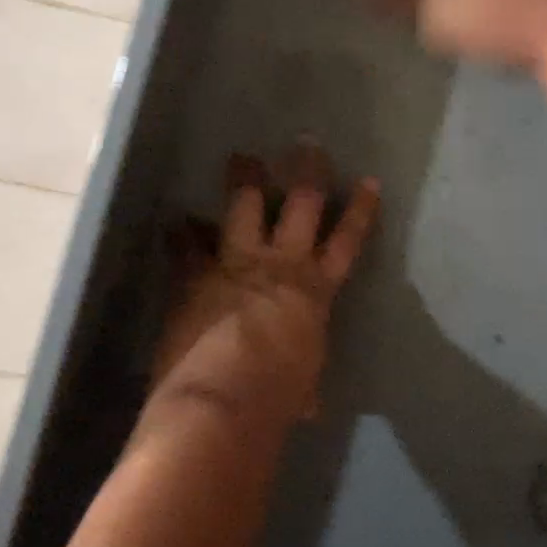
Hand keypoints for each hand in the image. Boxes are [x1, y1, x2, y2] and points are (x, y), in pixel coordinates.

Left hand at [142, 142, 379, 435]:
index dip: (361, 210)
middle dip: (307, 172)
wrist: (223, 398)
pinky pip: (188, 246)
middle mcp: (281, 265)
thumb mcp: (303, 386)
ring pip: (244, 208)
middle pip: (301, 206)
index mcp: (315, 290)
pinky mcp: (197, 275)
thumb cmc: (277, 397)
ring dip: (244, 179)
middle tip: (308, 143)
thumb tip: (307, 403)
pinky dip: (183, 233)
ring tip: (243, 155)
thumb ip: (303, 379)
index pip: (347, 241)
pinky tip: (176, 219)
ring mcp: (237, 264)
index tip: (369, 181)